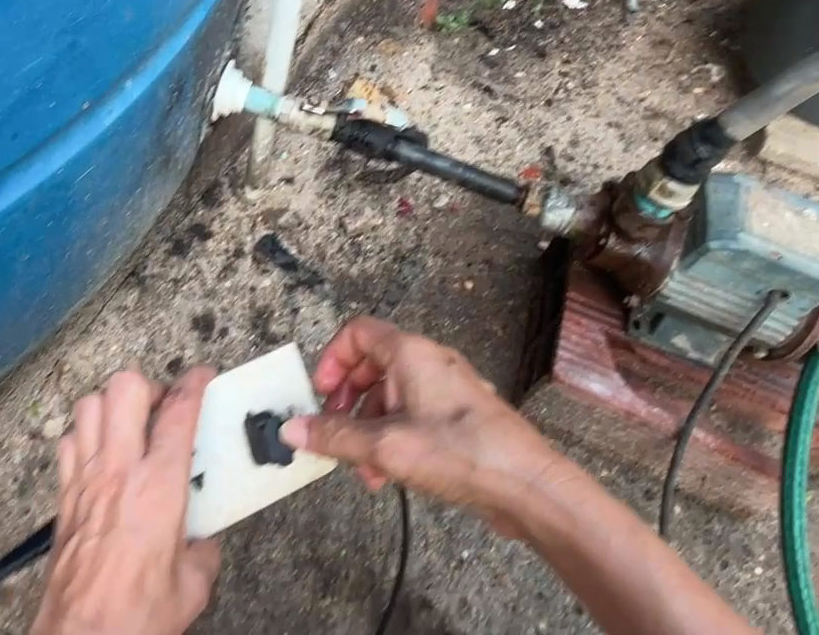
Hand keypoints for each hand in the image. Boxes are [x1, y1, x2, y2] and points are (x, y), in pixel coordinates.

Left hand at [31, 368, 221, 634]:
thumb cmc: (136, 617)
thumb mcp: (192, 585)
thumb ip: (202, 549)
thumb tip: (201, 538)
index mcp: (158, 488)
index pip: (179, 412)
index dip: (194, 383)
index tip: (203, 376)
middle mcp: (118, 471)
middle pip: (125, 388)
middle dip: (149, 386)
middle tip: (163, 408)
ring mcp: (84, 480)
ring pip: (89, 405)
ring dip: (112, 405)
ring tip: (131, 424)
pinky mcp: (63, 498)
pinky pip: (67, 441)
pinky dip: (84, 434)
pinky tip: (100, 452)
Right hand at [281, 317, 557, 531]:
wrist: (527, 485)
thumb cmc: (459, 453)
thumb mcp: (385, 447)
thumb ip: (336, 436)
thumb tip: (291, 428)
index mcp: (410, 352)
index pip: (357, 332)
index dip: (332, 359)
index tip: (322, 396)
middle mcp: (429, 360)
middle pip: (372, 364)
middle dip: (348, 399)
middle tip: (336, 430)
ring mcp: (447, 387)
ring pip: (392, 394)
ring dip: (369, 427)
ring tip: (363, 469)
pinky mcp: (459, 416)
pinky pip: (413, 414)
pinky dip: (393, 436)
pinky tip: (389, 475)